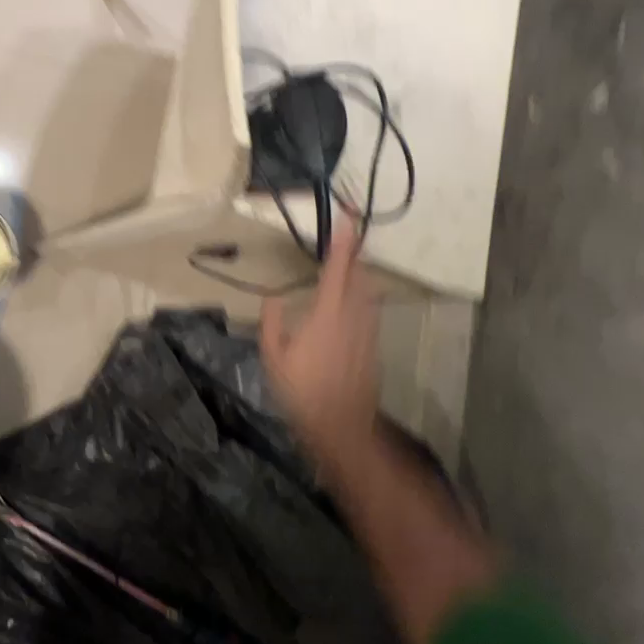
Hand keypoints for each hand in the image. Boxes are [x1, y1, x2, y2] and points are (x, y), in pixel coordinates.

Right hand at [259, 212, 384, 467]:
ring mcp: (367, 331)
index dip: (343, 241)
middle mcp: (353, 316)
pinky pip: (369, 309)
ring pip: (368, 291)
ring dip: (359, 272)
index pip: (338, 268)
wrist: (341, 426)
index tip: (347, 217)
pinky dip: (361, 294)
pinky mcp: (373, 345)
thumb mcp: (272, 357)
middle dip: (353, 252)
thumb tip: (272, 299)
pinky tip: (351, 300)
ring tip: (347, 262)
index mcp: (327, 314)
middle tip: (346, 234)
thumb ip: (271, 323)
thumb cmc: (302, 392)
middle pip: (359, 275)